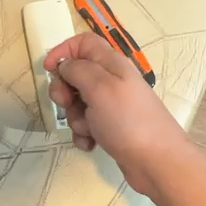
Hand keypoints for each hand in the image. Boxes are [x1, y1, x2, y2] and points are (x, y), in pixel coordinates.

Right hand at [42, 33, 190, 193]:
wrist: (156, 162)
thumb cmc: (127, 120)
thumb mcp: (100, 87)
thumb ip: (78, 70)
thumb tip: (65, 65)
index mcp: (112, 64)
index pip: (84, 43)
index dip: (63, 51)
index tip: (49, 70)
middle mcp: (112, 81)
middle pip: (76, 74)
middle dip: (65, 90)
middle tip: (67, 103)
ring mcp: (112, 106)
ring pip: (79, 103)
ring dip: (75, 117)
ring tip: (88, 129)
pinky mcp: (111, 128)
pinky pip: (86, 125)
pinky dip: (84, 134)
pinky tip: (91, 144)